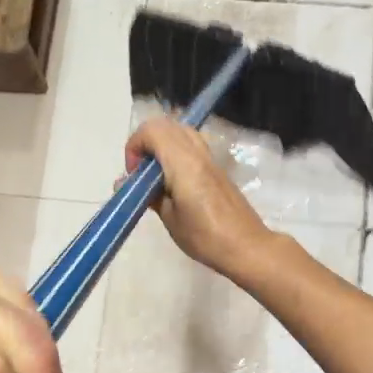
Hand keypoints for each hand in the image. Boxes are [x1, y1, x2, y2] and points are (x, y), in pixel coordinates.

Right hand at [126, 115, 273, 274]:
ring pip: (180, 132)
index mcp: (183, 164)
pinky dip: (176, 153)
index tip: (133, 175)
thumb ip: (148, 195)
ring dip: (162, 146)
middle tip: (142, 173)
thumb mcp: (170, 219)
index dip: (135, 147)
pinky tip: (174, 182)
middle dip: (146, 143)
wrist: (246, 247)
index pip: (152, 131)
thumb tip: (126, 183)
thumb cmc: (205, 237)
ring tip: (156, 176)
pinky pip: (192, 145)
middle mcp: (198, 153)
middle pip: (166, 125)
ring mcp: (210, 158)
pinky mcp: (217, 168)